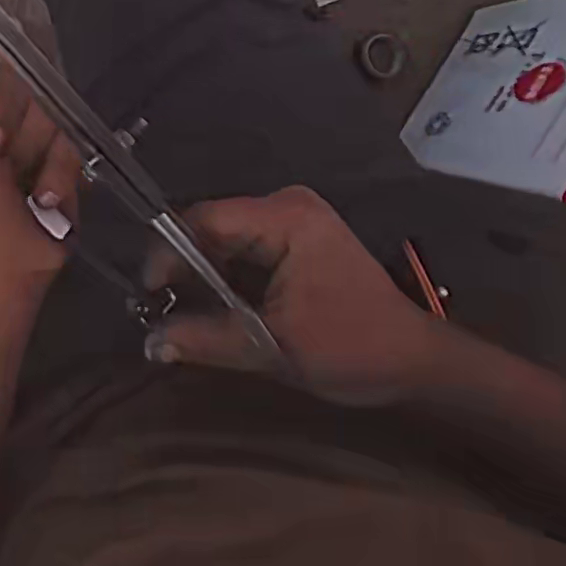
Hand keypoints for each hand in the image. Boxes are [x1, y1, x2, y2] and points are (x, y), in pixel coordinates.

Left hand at [0, 19, 81, 315]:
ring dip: (34, 149)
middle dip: (9, 115)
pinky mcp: (51, 151)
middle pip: (9, 70)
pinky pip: (67, 139)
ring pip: (43, 102)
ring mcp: (15, 130)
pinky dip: (57, 172)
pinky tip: (40, 197)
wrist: (5, 285)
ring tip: (15, 182)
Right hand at [143, 185, 445, 405]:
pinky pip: (239, 243)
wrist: (415, 361)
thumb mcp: (275, 349)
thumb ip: (208, 340)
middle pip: (211, 224)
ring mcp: (290, 215)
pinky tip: (216, 301)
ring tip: (183, 307)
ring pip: (221, 235)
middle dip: (184, 264)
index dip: (170, 251)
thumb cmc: (354, 350)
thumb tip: (150, 343)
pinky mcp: (292, 232)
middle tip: (162, 305)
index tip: (150, 292)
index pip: (207, 219)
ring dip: (201, 270)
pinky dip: (222, 272)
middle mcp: (285, 204)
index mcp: (287, 219)